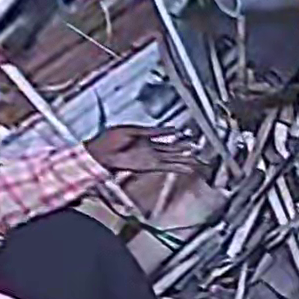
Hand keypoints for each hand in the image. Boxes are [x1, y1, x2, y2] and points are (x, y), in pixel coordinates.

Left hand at [85, 125, 202, 173]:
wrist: (100, 153)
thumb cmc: (109, 140)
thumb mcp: (131, 129)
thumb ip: (151, 131)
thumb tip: (167, 129)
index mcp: (144, 138)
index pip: (163, 137)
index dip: (174, 135)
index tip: (185, 134)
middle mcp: (150, 149)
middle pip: (171, 149)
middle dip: (184, 149)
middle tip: (197, 149)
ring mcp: (151, 158)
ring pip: (172, 158)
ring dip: (184, 159)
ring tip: (197, 160)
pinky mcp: (151, 166)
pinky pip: (168, 167)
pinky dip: (178, 168)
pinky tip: (188, 169)